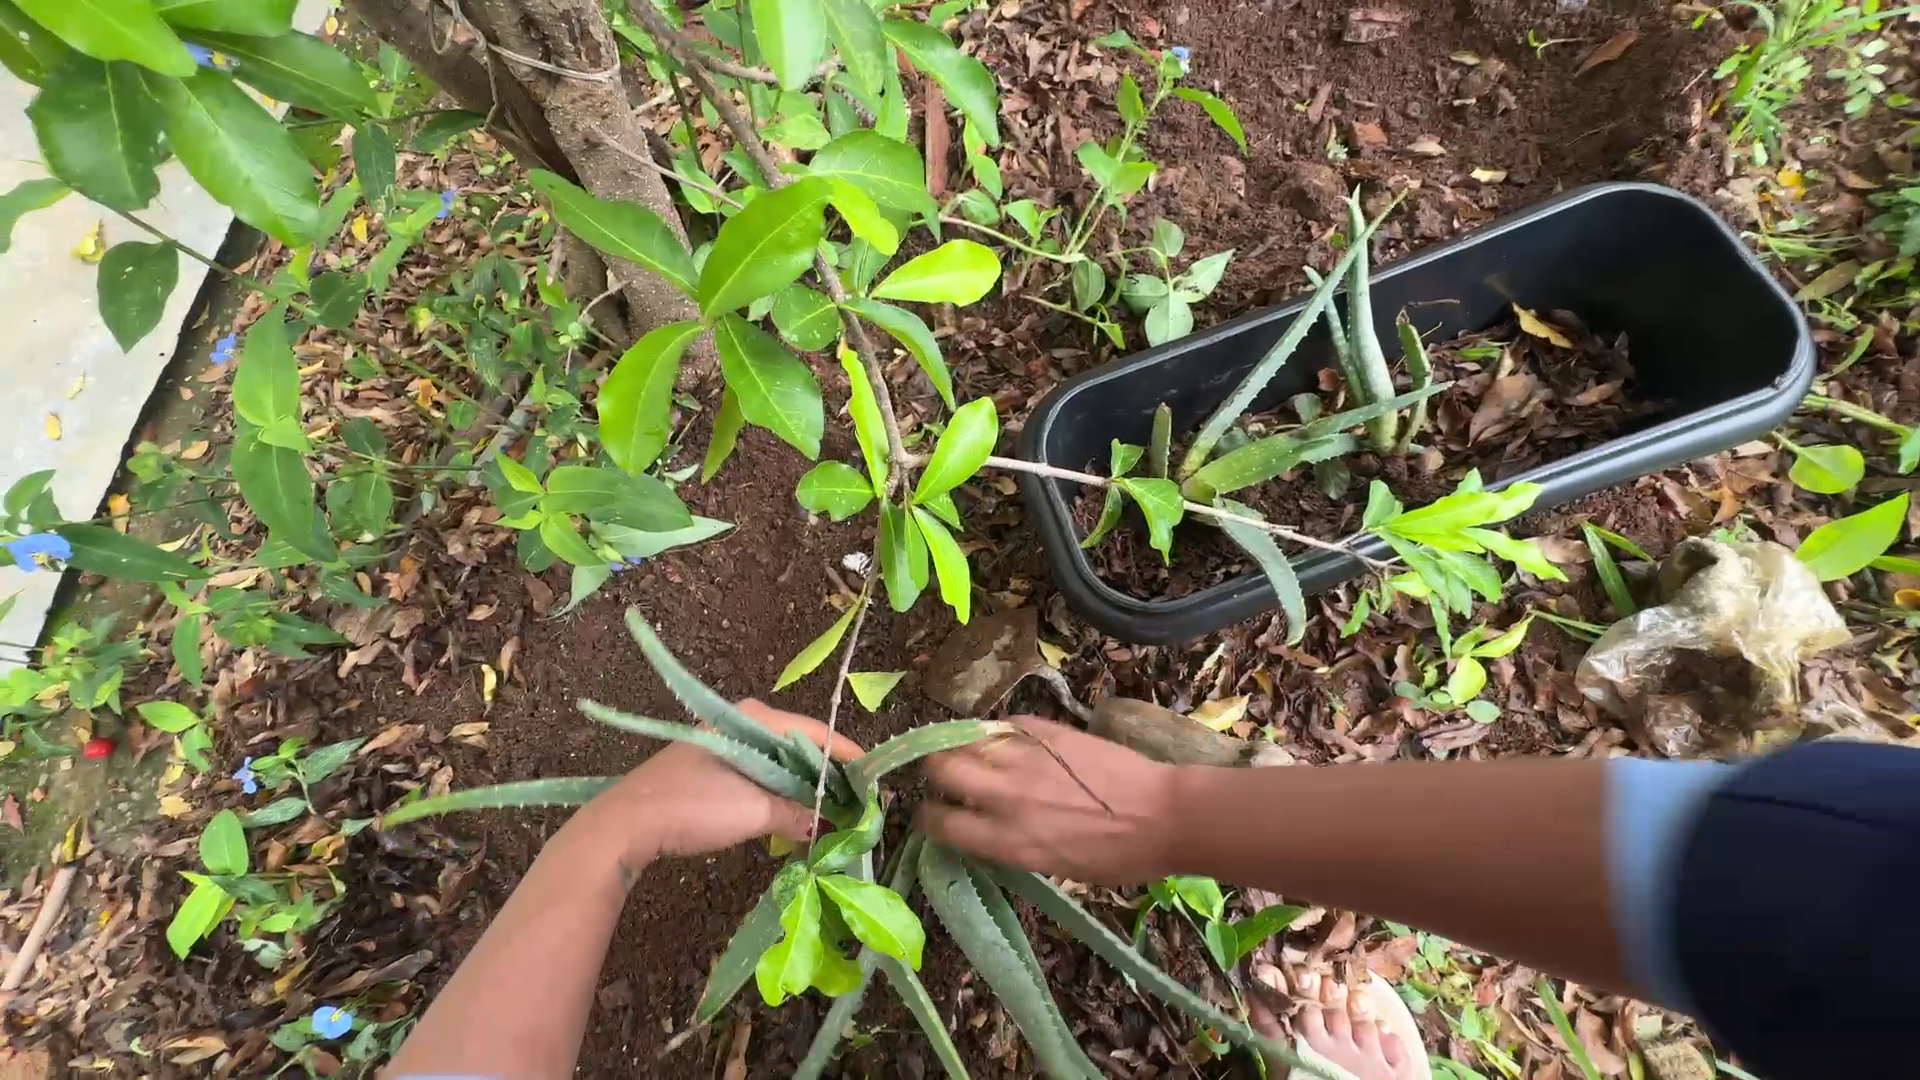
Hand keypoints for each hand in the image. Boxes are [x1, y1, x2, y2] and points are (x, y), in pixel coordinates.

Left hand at [576, 699, 862, 869]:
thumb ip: (797, 813)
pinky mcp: (712, 762)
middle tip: (853, 799)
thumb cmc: (694, 807)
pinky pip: (759, 770)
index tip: (873, 779)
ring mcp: (726, 739)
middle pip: (800, 744)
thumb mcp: (755, 812)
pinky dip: (778, 789)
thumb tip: (826, 823)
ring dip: (801, 784)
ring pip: (779, 759)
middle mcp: (744, 720)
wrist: (624, 825)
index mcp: (758, 718)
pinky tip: (789, 811)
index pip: (818, 732)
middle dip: (826, 773)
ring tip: (827, 809)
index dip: (847, 756)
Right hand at [918, 717, 1182, 884]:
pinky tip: (1008, 742)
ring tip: (973, 754)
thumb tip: (977, 825)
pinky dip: (996, 734)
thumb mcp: (1051, 866)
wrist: (1161, 815)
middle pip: (940, 768)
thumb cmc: (1114, 855)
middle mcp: (1007, 796)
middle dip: (932, 771)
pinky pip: (1002, 725)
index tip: (931, 813)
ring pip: (965, 739)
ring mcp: (1025, 756)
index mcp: (1008, 840)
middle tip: (945, 776)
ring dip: (961, 748)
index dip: (927, 817)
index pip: (941, 822)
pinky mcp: (1045, 729)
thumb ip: (1006, 843)